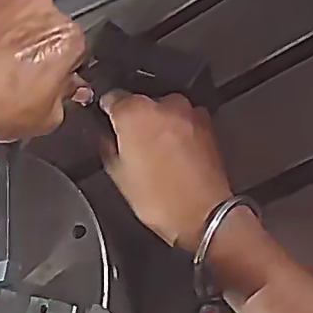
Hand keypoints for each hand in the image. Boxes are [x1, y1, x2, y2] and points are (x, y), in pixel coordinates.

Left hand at [0, 0, 85, 141]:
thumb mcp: (48, 118)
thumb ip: (64, 99)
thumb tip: (63, 93)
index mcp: (65, 35)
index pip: (78, 49)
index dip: (67, 69)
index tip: (57, 83)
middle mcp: (38, 8)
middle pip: (48, 28)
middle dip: (41, 50)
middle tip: (28, 81)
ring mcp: (4, 1)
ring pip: (18, 19)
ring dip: (14, 39)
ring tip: (1, 74)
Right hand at [101, 92, 232, 250]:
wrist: (205, 215)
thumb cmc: (165, 201)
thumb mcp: (119, 177)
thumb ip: (107, 147)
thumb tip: (105, 138)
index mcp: (135, 112)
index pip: (111, 96)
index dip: (106, 111)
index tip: (106, 121)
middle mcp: (164, 104)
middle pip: (141, 104)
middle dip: (135, 123)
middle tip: (133, 150)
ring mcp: (189, 113)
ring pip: (164, 113)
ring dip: (159, 128)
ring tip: (157, 160)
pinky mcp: (207, 125)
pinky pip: (184, 124)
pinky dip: (178, 136)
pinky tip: (175, 161)